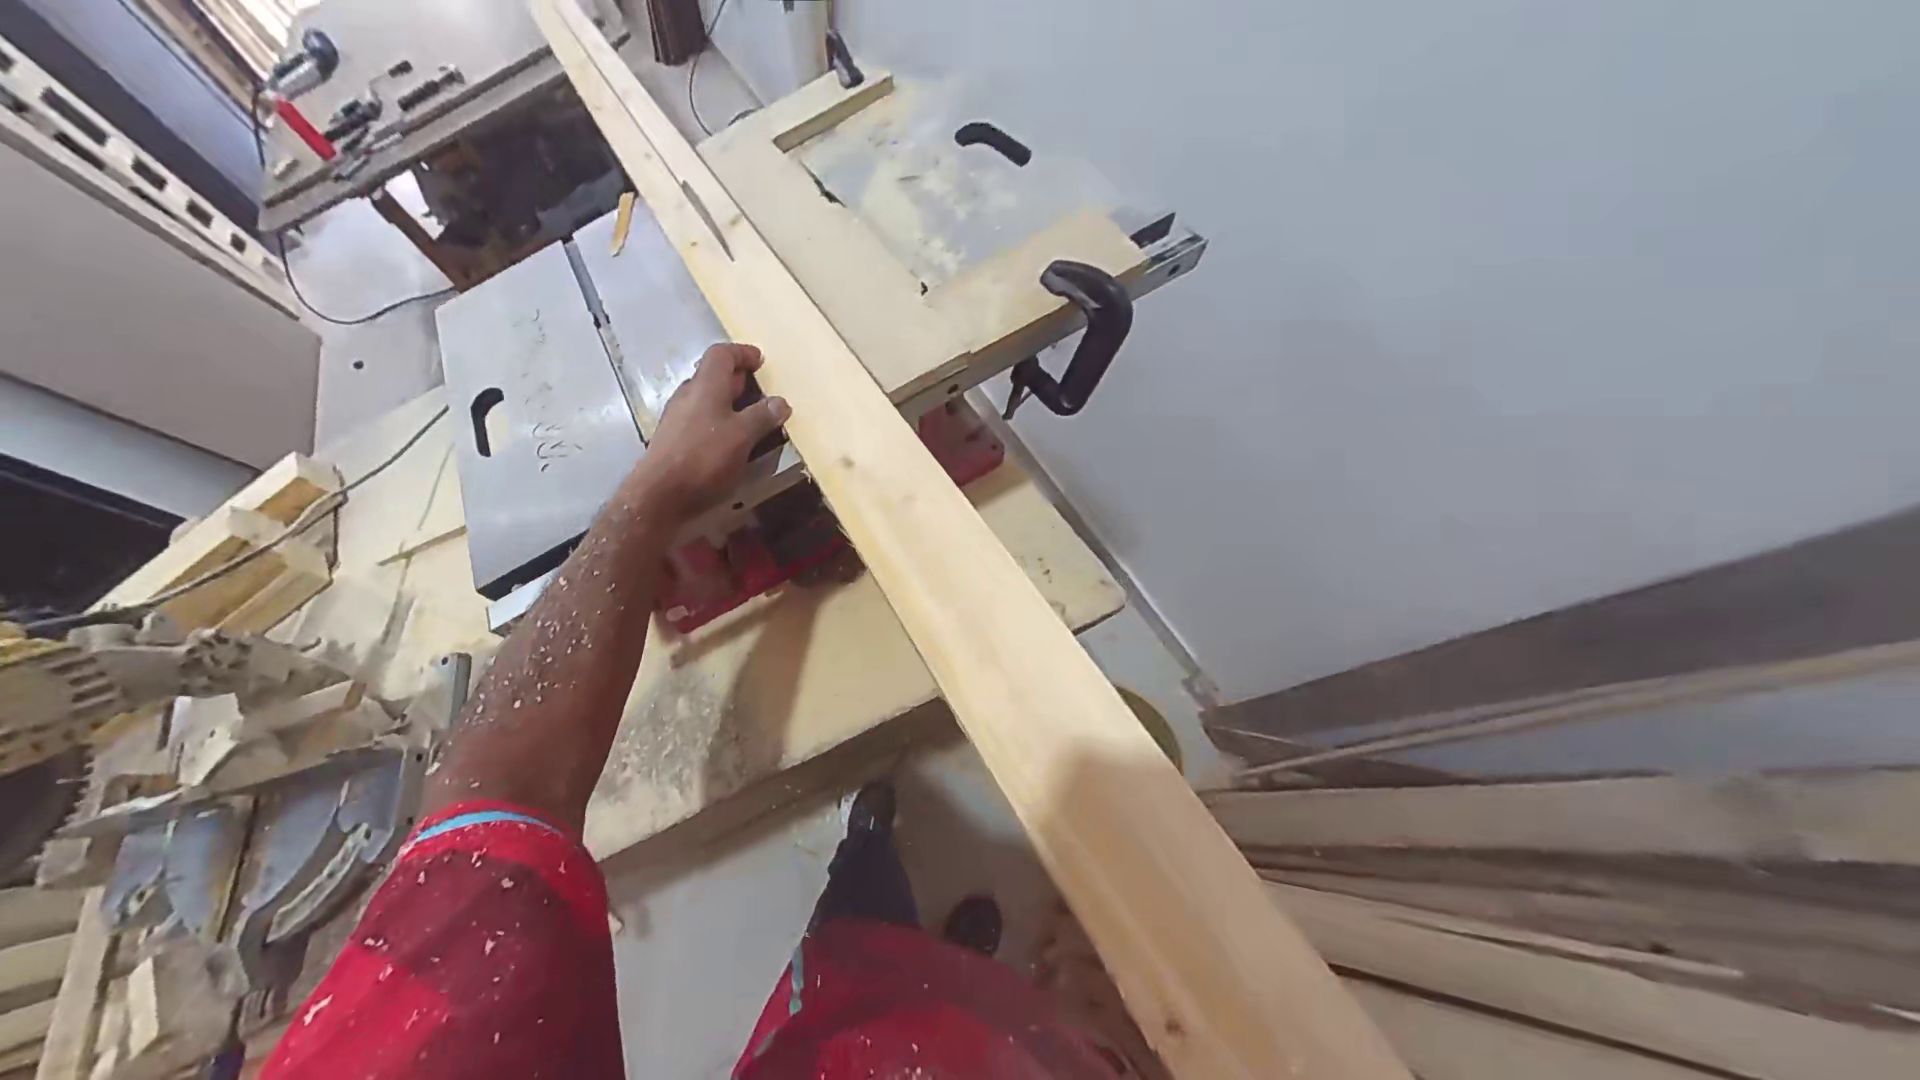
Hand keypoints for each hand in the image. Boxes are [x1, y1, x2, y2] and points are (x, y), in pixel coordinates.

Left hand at [632, 343, 789, 517]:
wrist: (660, 497)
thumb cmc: (703, 459)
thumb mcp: (742, 437)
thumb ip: (762, 417)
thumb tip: (780, 402)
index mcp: (705, 387)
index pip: (721, 354)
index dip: (742, 353)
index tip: (761, 360)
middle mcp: (688, 397)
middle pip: (712, 376)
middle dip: (737, 379)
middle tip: (761, 389)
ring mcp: (678, 419)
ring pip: (707, 400)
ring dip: (729, 402)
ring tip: (752, 417)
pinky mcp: (674, 441)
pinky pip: (701, 421)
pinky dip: (720, 422)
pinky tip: (732, 442)